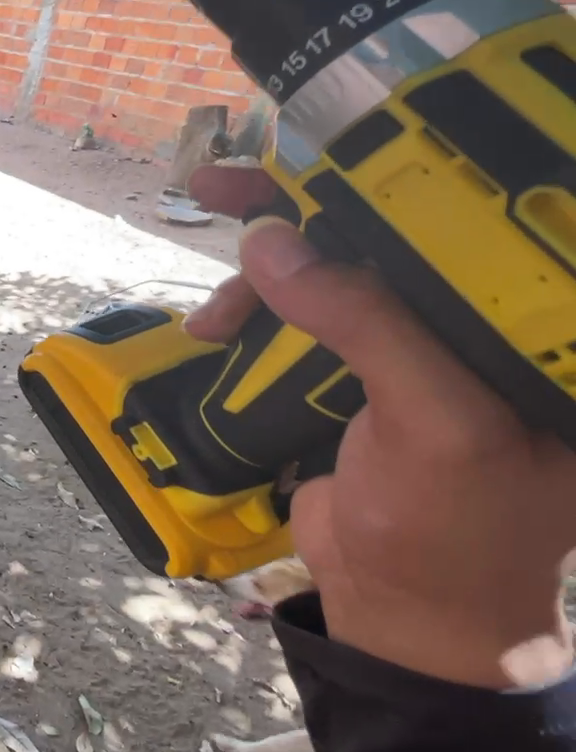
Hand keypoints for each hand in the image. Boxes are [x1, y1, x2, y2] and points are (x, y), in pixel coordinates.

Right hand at [187, 164, 575, 689]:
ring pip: (328, 275)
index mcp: (539, 332)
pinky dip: (248, 318)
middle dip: (299, 214)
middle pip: (388, 239)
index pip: (480, 229)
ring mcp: (416, 348)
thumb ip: (365, 328)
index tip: (321, 151)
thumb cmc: (454, 524)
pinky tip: (217, 333)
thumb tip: (270, 247)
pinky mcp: (358, 369)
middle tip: (220, 188)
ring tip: (211, 321)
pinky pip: (297, 318)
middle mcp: (485, 326)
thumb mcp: (431, 422)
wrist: (399, 601)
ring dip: (257, 284)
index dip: (401, 176)